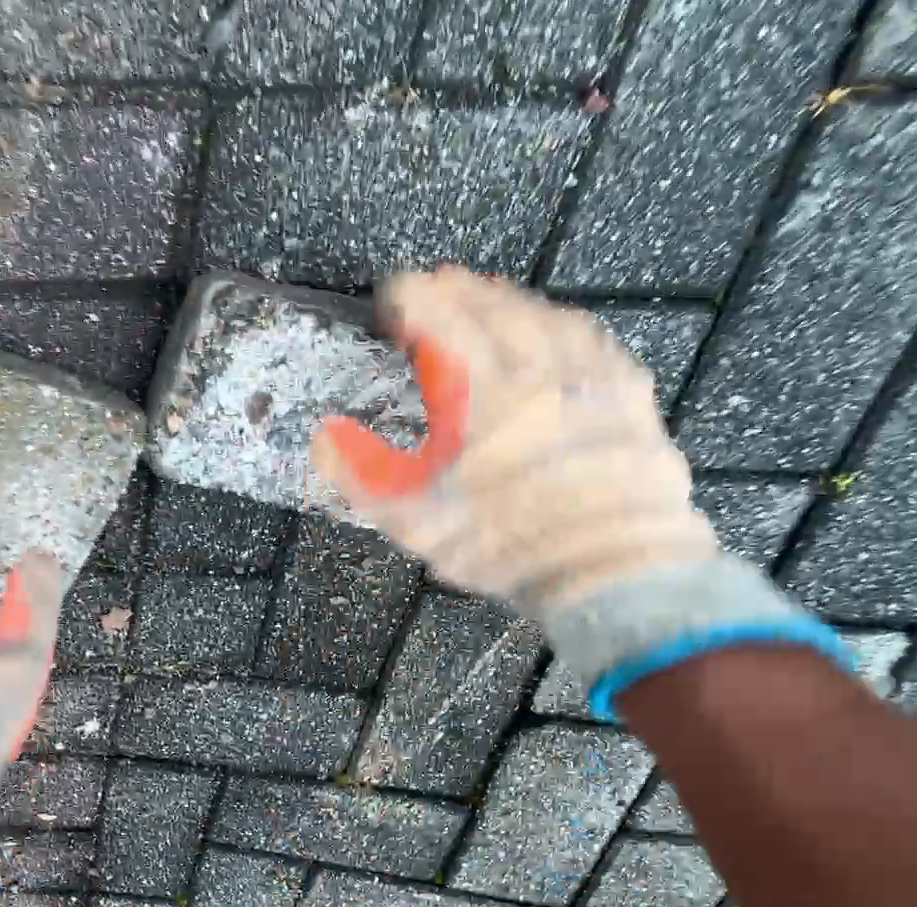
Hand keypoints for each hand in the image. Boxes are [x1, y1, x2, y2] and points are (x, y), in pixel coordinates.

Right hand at [312, 267, 829, 709]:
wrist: (611, 572)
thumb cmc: (502, 542)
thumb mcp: (411, 517)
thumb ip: (361, 471)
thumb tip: (325, 432)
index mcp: (488, 395)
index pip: (446, 325)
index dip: (418, 300)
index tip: (397, 287)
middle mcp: (545, 374)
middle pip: (502, 311)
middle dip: (465, 291)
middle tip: (440, 282)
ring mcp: (595, 385)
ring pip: (553, 320)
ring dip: (516, 303)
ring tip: (492, 299)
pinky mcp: (633, 404)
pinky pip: (598, 345)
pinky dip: (567, 327)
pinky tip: (560, 334)